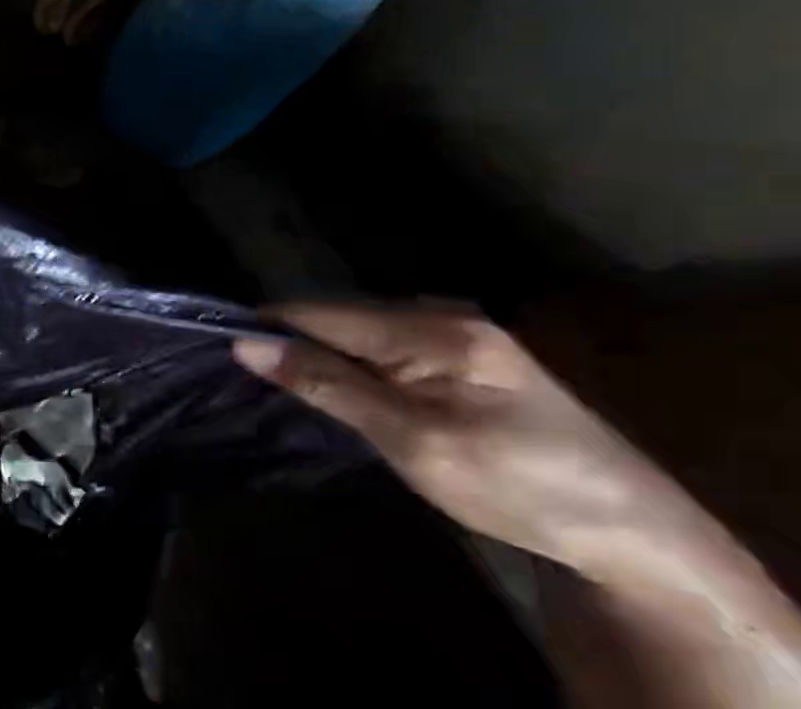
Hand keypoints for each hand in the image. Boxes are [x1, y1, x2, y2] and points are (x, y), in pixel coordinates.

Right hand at [234, 304, 703, 575]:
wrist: (630, 534)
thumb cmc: (515, 484)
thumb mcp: (410, 439)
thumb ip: (325, 384)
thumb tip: (245, 344)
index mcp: (429, 328)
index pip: (316, 312)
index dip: (264, 328)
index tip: (215, 350)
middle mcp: (439, 314)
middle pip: (334, 317)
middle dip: (290, 344)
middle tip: (248, 382)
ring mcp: (453, 333)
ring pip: (354, 333)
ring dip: (318, 358)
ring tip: (281, 388)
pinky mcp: (460, 356)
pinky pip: (380, 347)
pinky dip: (350, 367)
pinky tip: (339, 391)